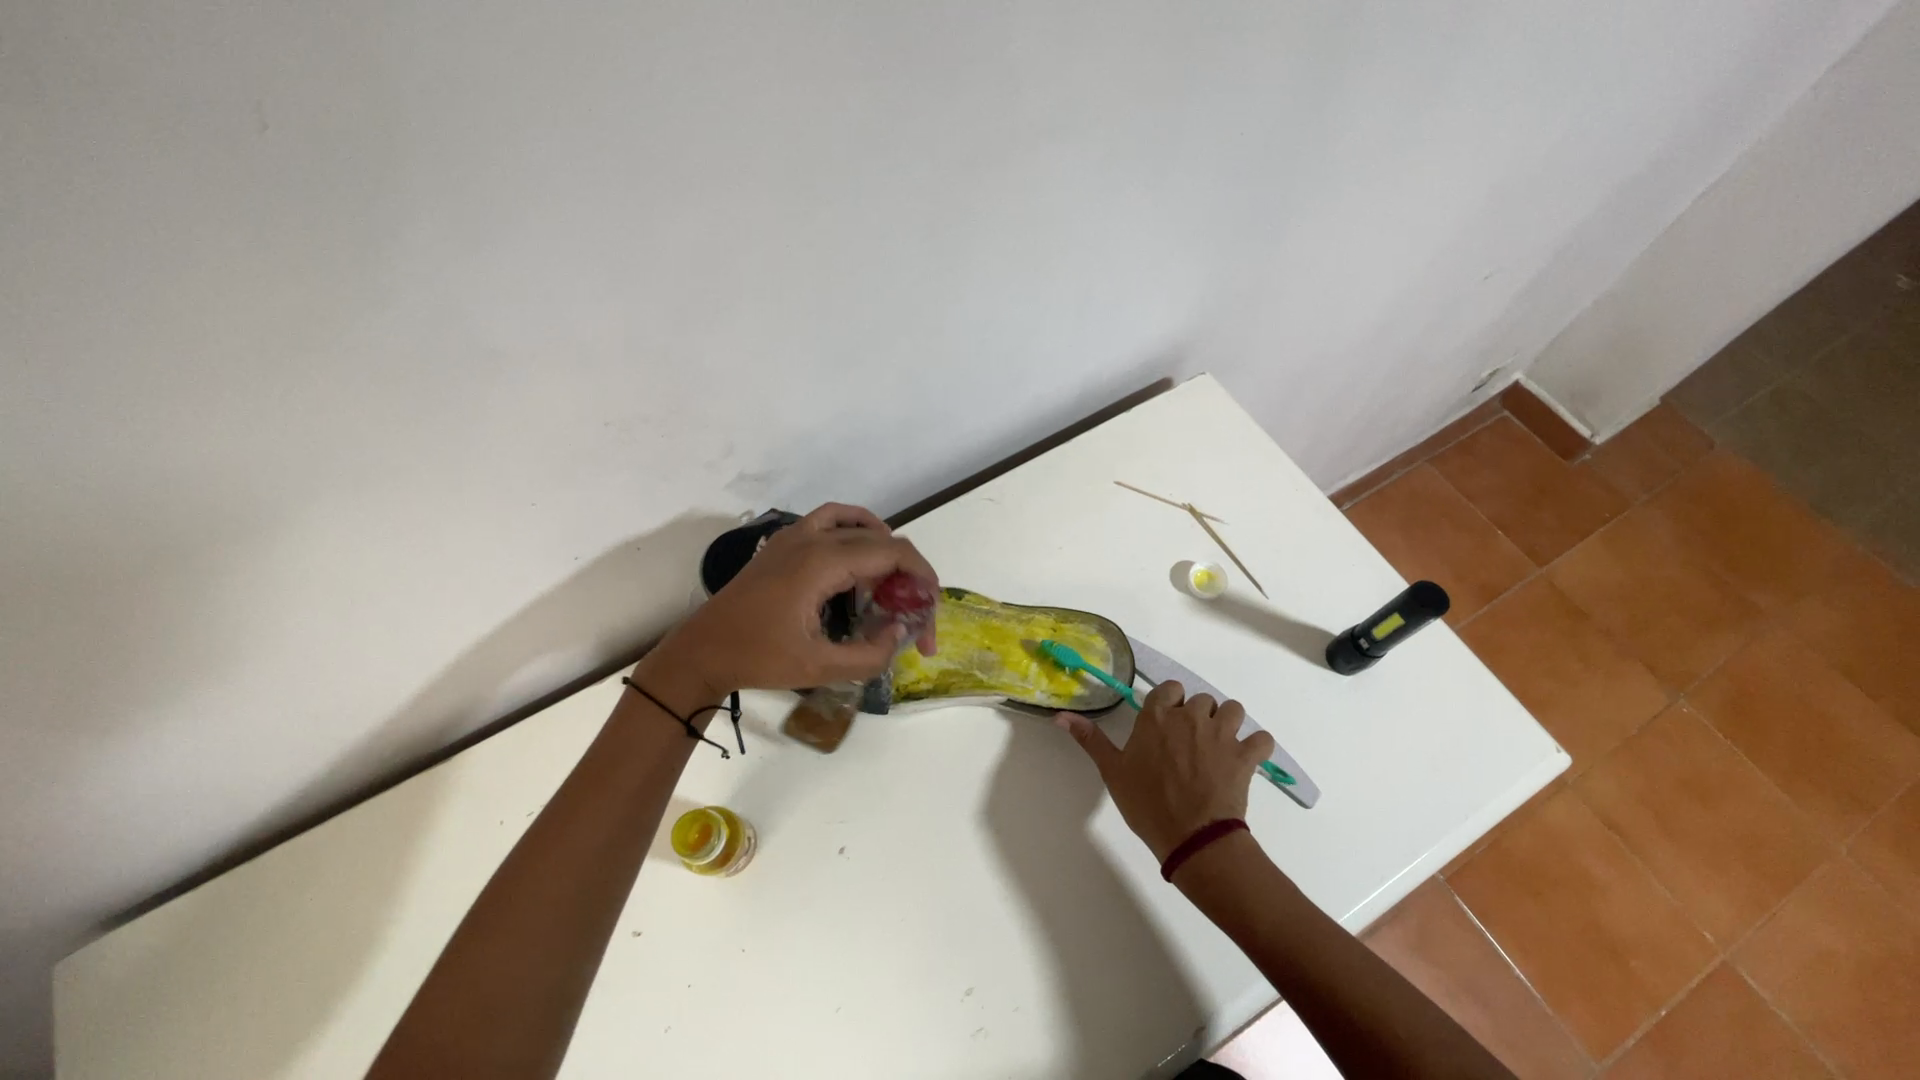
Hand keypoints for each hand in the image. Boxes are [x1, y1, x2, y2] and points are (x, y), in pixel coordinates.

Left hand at [649, 503, 938, 698]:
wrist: (702, 651)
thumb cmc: (757, 658)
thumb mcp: (818, 668)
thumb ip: (869, 655)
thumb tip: (899, 633)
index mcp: (821, 563)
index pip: (892, 552)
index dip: (921, 577)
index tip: (930, 609)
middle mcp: (811, 539)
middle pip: (879, 539)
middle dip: (906, 573)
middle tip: (912, 612)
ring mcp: (793, 536)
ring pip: (856, 523)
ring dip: (882, 548)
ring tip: (891, 585)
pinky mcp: (782, 544)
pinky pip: (829, 521)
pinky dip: (854, 532)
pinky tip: (859, 563)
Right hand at [1057, 681, 1274, 860]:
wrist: (1191, 838)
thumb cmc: (1146, 804)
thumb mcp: (1112, 772)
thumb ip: (1090, 739)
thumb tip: (1060, 716)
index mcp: (1157, 717)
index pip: (1170, 689)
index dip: (1171, 703)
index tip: (1167, 724)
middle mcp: (1190, 717)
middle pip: (1201, 699)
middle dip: (1198, 716)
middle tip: (1190, 745)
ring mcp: (1222, 734)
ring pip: (1233, 710)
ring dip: (1228, 724)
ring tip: (1218, 749)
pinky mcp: (1246, 755)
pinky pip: (1262, 739)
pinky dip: (1257, 747)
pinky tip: (1246, 760)